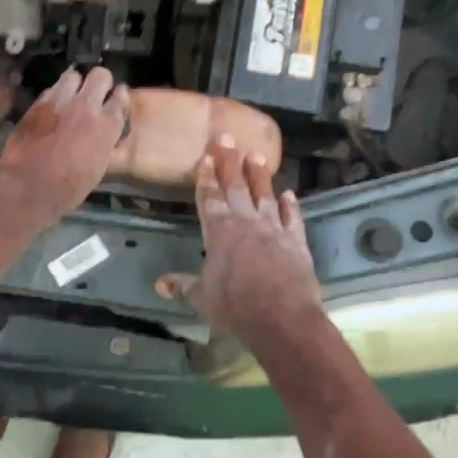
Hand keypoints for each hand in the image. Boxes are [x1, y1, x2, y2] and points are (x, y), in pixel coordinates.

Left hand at [0, 67, 129, 224]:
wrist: (28, 185)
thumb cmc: (68, 188)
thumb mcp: (98, 168)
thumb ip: (104, 141)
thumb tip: (104, 133)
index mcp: (106, 125)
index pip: (122, 96)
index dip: (119, 96)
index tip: (115, 99)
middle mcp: (86, 106)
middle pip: (100, 74)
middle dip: (100, 82)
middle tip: (94, 94)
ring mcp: (59, 101)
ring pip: (73, 75)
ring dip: (75, 84)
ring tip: (71, 97)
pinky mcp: (37, 103)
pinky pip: (51, 89)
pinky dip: (55, 95)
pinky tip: (52, 108)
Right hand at [186, 135, 319, 338]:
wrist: (283, 319)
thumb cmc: (235, 306)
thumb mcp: (201, 297)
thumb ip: (183, 285)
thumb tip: (160, 284)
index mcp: (219, 231)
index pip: (210, 197)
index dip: (207, 178)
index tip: (206, 157)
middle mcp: (246, 223)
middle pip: (236, 187)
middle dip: (230, 162)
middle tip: (227, 138)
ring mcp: (274, 231)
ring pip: (265, 196)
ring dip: (260, 176)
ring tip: (257, 155)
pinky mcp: (297, 244)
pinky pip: (293, 219)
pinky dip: (291, 206)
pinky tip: (290, 194)